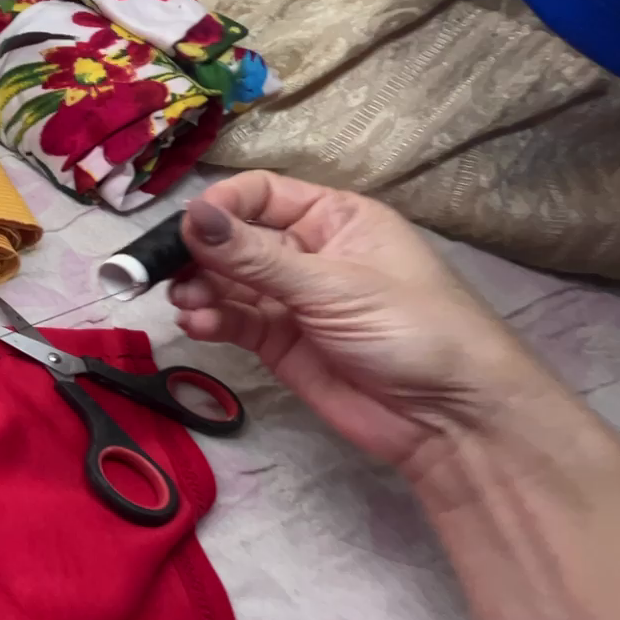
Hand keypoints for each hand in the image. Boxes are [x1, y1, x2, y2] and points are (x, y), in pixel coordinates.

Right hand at [168, 171, 554, 476]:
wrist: (455, 425)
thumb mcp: (332, 287)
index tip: (186, 229)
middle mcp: (303, 252)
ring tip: (189, 305)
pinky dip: (205, 320)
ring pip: (219, 279)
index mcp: (332, 220)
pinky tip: (199, 327)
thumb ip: (252, 255)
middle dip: (195, 256)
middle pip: (228, 238)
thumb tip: (188, 216)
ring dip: (196, 290)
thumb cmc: (415, 332)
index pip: (258, 194)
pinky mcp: (271, 337)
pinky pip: (225, 317)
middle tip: (165, 275)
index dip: (220, 206)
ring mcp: (285, 297)